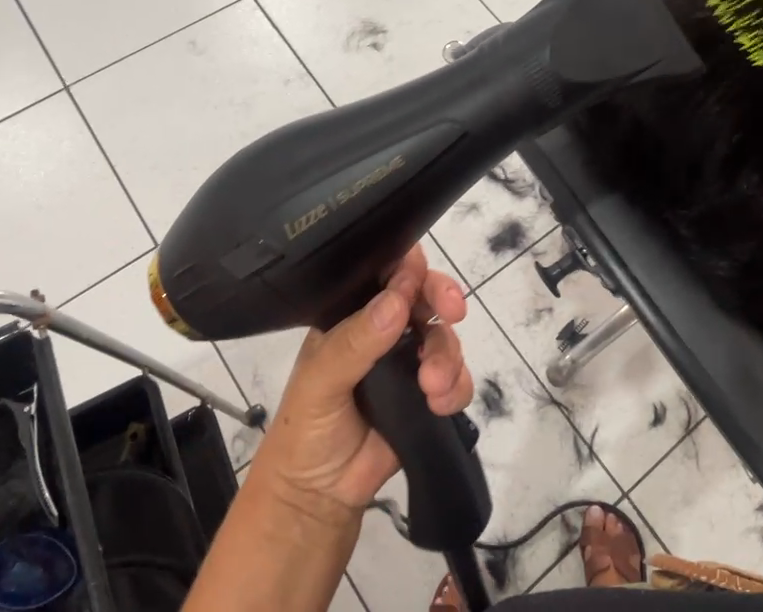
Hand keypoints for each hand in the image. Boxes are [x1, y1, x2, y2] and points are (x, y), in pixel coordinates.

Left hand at [249, 244, 472, 523]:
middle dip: (443, 298)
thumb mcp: (321, 380)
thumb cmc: (304, 428)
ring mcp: (408, 362)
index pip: (384, 274)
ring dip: (448, 356)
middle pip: (424, 295)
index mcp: (351, 315)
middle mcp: (384, 330)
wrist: (318, 495)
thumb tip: (396, 301)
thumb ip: (356, 341)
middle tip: (454, 310)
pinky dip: (457, 387)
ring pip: (444, 337)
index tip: (422, 280)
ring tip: (433, 387)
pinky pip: (457, 378)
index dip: (408, 267)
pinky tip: (441, 405)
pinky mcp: (427, 395)